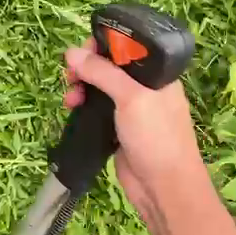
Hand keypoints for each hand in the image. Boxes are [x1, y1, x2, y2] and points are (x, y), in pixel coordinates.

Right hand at [64, 44, 208, 225]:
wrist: (165, 189)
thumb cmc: (156, 137)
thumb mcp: (131, 98)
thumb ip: (101, 72)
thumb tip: (71, 52)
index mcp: (157, 76)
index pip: (128, 47)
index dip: (103, 45)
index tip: (83, 51)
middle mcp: (145, 88)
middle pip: (109, 66)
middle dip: (87, 66)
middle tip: (71, 75)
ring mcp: (131, 109)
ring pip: (99, 86)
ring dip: (81, 85)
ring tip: (70, 96)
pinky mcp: (118, 127)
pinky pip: (95, 106)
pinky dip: (82, 103)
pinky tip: (71, 107)